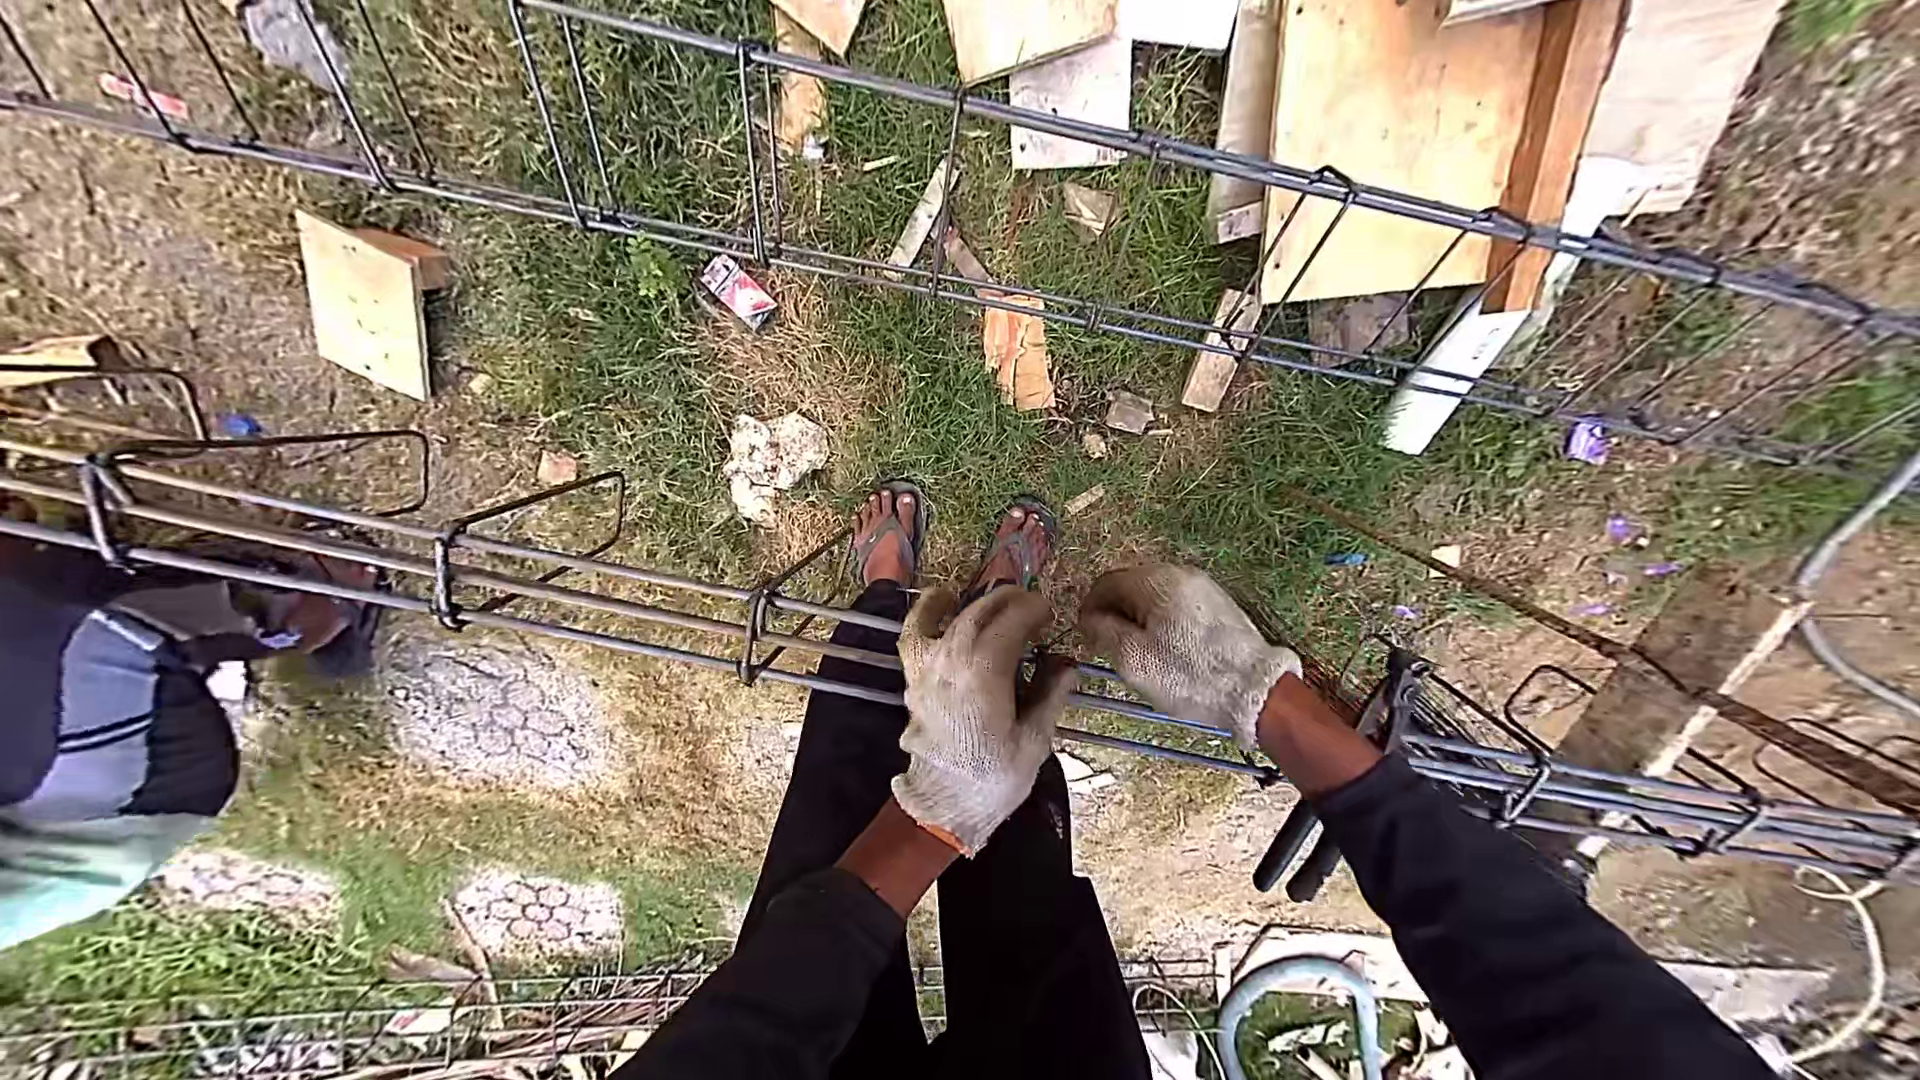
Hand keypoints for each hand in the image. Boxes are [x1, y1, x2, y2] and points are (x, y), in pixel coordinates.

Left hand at [892, 585, 1076, 855]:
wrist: (942, 805)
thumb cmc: (993, 777)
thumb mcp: (1035, 740)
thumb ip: (1051, 694)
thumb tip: (1066, 662)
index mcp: (985, 672)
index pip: (1011, 621)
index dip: (1032, 609)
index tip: (1047, 611)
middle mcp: (952, 658)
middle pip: (981, 611)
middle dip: (1009, 600)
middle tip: (1030, 604)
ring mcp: (927, 664)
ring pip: (950, 615)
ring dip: (975, 602)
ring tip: (995, 601)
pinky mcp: (912, 675)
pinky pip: (913, 631)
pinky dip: (926, 611)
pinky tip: (942, 603)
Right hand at [1079, 564, 1300, 749]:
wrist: (1256, 691)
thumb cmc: (1188, 676)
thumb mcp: (1133, 659)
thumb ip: (1103, 631)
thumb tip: (1090, 617)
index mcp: (1155, 581)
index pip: (1106, 583)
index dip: (1090, 607)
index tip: (1087, 634)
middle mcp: (1178, 573)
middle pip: (1130, 586)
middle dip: (1114, 612)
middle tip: (1111, 646)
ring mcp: (1201, 586)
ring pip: (1153, 596)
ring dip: (1137, 617)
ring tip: (1138, 650)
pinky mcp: (1216, 602)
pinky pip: (1175, 603)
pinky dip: (1161, 620)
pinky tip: (1165, 647)